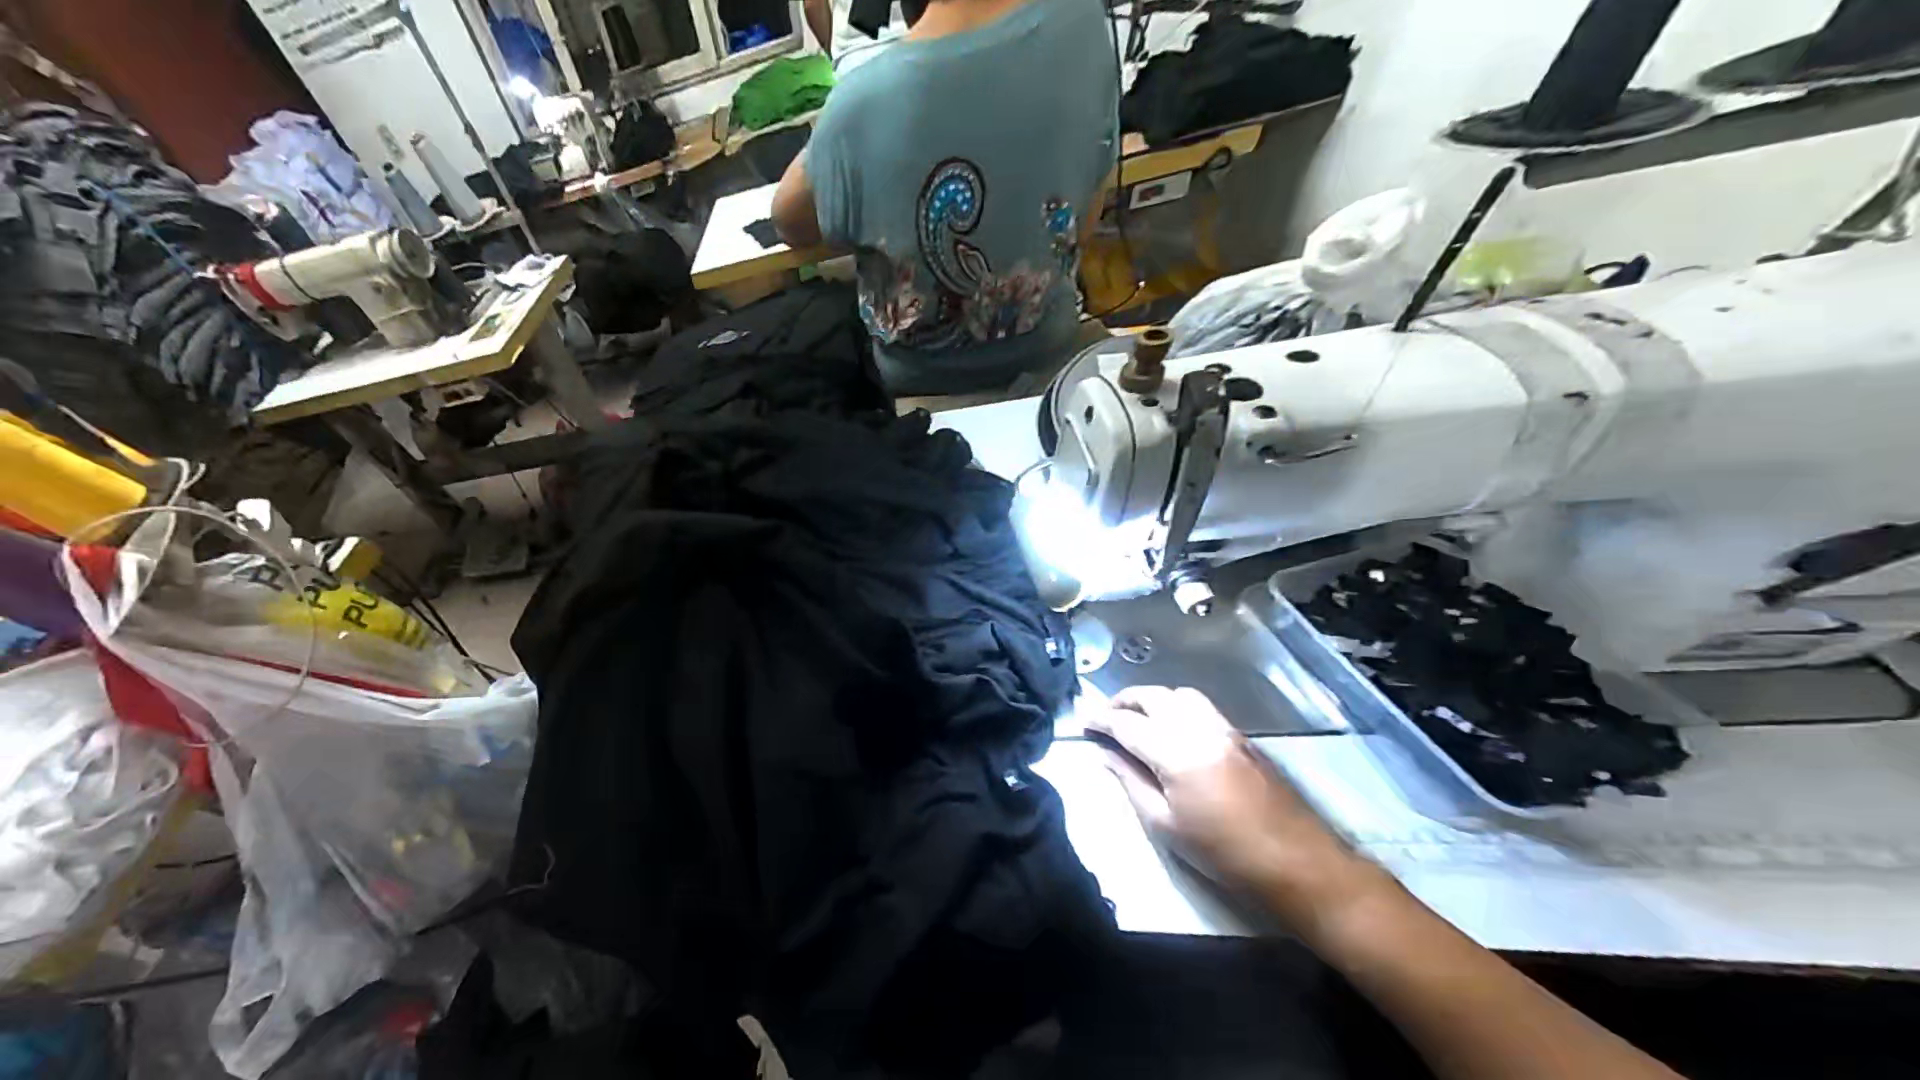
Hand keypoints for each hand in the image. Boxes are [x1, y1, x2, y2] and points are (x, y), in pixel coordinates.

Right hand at [1086, 686, 1389, 929]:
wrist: (1296, 862)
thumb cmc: (1223, 853)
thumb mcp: (1165, 825)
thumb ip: (1130, 782)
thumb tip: (1105, 755)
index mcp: (1176, 752)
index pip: (1127, 724)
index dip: (1101, 721)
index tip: (1083, 723)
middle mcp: (1199, 728)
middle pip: (1154, 696)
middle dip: (1124, 701)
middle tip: (1106, 716)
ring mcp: (1225, 728)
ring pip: (1181, 694)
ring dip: (1153, 698)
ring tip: (1138, 717)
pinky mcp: (1242, 736)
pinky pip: (1202, 707)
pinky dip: (1178, 706)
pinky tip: (1171, 728)